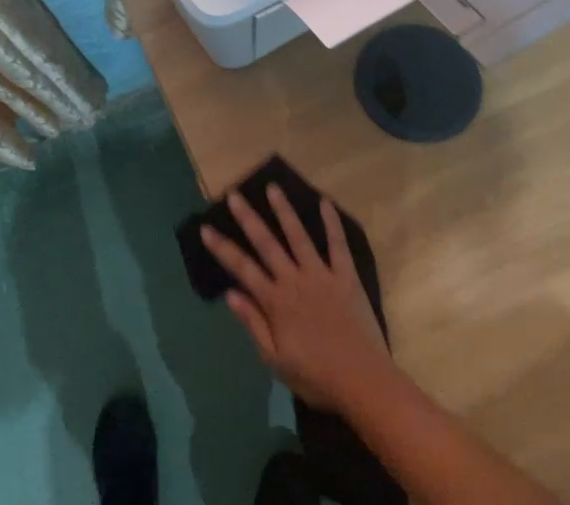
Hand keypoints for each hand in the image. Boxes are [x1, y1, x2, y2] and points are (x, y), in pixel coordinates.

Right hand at [200, 185, 397, 410]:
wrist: (363, 381)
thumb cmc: (315, 376)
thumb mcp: (275, 360)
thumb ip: (253, 324)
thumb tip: (230, 294)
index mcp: (275, 301)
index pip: (241, 268)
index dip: (222, 248)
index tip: (205, 228)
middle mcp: (295, 280)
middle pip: (267, 243)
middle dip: (248, 218)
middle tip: (234, 195)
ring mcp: (322, 275)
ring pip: (299, 236)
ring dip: (284, 211)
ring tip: (272, 188)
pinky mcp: (347, 277)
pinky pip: (338, 245)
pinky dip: (331, 223)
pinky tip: (324, 202)